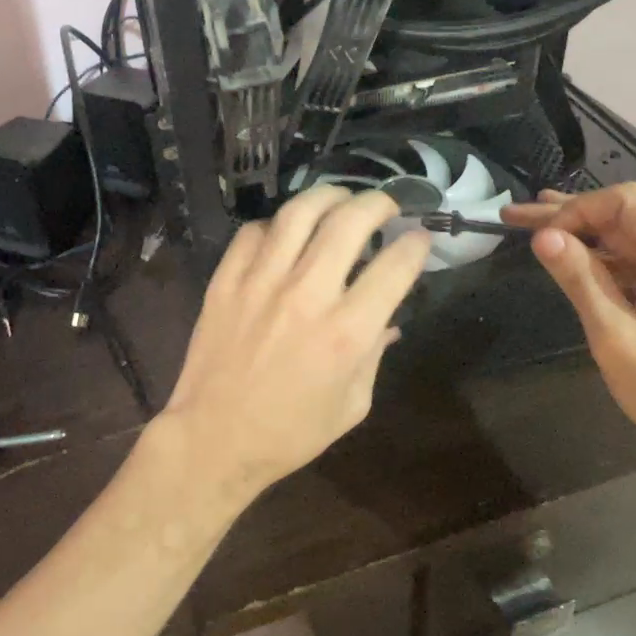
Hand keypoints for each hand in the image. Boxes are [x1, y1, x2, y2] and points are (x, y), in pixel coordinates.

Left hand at [160, 187, 432, 498]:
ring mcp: (260, 282)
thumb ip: (374, 355)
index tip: (420, 238)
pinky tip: (285, 232)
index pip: (395, 266)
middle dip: (378, 203)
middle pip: (349, 221)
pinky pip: (252, 232)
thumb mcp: (352, 406)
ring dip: (327, 196)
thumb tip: (389, 319)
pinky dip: (275, 225)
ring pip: (298, 213)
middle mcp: (307, 295)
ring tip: (341, 198)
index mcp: (347, 332)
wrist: (215, 439)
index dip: (416, 245)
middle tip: (387, 206)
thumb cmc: (290, 433)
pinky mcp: (225, 281)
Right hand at [502, 184, 635, 490]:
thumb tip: (544, 237)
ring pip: (634, 241)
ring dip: (584, 235)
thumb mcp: (619, 341)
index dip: (577, 209)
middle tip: (513, 218)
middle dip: (571, 215)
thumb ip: (582, 282)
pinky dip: (605, 260)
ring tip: (532, 230)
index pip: (628, 203)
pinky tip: (573, 261)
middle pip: (629, 217)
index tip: (539, 239)